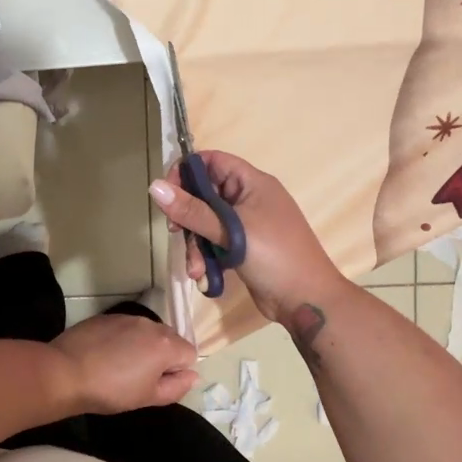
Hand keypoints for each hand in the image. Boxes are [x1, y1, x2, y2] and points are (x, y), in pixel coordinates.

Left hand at [50, 315, 198, 414]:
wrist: (65, 372)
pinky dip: (121, 339)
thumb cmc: (111, 390)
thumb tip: (192, 375)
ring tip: (119, 366)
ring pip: (145, 331)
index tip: (155, 383)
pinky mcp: (104, 316)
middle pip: (169, 338)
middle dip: (162, 356)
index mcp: (166, 343)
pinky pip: (124, 327)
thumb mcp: (148, 397)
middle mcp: (149, 323)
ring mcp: (124, 317)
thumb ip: (177, 386)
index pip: (189, 354)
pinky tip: (104, 354)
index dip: (177, 371)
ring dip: (141, 345)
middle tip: (139, 377)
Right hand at [149, 152, 347, 322]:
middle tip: (175, 232)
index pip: (212, 161)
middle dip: (187, 217)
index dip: (187, 172)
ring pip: (205, 223)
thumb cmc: (275, 256)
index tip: (169, 195)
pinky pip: (214, 242)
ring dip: (195, 245)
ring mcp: (246, 224)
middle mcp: (248, 199)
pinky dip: (206, 256)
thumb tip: (154, 186)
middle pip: (204, 195)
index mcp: (252, 183)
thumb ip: (191, 210)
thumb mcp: (230, 231)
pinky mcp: (243, 247)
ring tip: (196, 268)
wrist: (307, 300)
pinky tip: (204, 275)